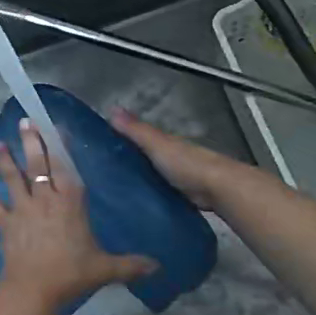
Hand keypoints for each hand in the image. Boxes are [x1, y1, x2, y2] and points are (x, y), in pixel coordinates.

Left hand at [0, 119, 158, 310]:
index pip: (65, 168)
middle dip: (32, 142)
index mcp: (70, 203)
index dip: (60, 147)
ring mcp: (22, 210)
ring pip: (13, 178)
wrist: (32, 289)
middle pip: (37, 165)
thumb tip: (157, 267)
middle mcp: (45, 200)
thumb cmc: (70, 274)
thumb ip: (131, 265)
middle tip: (25, 122)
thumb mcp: (105, 269)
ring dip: (5, 160)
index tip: (55, 128)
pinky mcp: (5, 224)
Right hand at [110, 108, 244, 209]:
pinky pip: (160, 194)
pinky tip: (136, 206)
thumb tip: (111, 108)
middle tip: (101, 176)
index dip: (120, 140)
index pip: (139, 139)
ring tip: (113, 193)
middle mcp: (171, 158)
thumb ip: (136, 130)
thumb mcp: (156, 144)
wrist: (217, 188)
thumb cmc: (186, 164)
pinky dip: (149, 197)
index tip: (98, 149)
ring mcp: (178, 178)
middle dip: (128, 163)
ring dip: (138, 182)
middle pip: (146, 159)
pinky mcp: (182, 197)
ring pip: (153, 177)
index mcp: (164, 143)